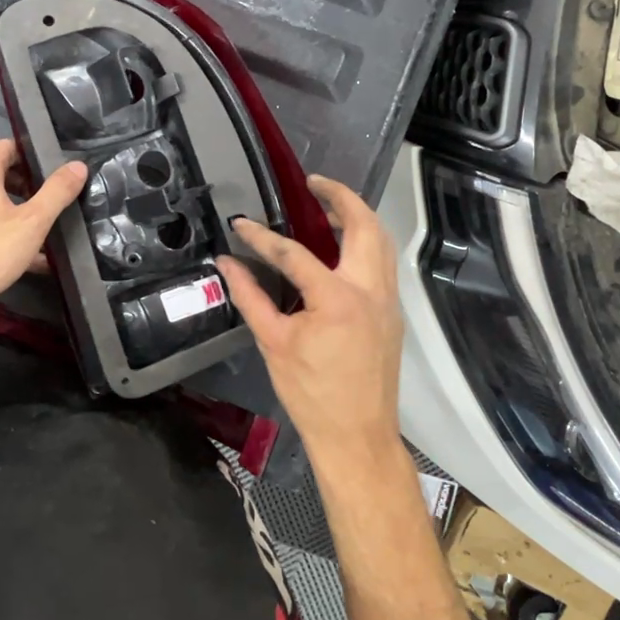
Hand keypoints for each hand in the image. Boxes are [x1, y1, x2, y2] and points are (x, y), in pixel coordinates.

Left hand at [0, 140, 86, 323]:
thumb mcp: (33, 222)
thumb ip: (56, 192)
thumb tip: (77, 166)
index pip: (5, 147)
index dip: (28, 152)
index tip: (48, 166)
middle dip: (23, 184)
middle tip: (46, 199)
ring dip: (12, 210)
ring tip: (36, 230)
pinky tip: (16, 256)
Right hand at [217, 175, 402, 459]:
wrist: (357, 436)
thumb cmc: (311, 394)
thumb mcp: (273, 343)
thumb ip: (250, 297)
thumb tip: (227, 264)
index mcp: (337, 300)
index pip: (295, 253)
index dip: (262, 237)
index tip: (240, 224)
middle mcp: (371, 291)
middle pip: (364, 226)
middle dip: (340, 197)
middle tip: (313, 183)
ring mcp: (388, 301)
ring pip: (382, 242)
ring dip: (358, 217)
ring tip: (328, 206)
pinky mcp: (392, 313)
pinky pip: (383, 262)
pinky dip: (366, 241)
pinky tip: (342, 246)